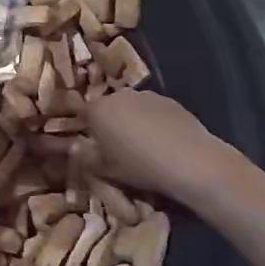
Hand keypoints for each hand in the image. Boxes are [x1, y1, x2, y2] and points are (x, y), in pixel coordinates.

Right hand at [85, 91, 227, 196]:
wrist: (189, 160)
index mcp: (98, 110)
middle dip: (111, 123)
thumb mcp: (107, 170)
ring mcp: (147, 95)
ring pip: (133, 107)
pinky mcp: (170, 100)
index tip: (94, 145)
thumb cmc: (139, 166)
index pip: (84, 113)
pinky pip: (154, 110)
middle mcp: (120, 95)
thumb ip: (86, 157)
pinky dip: (154, 121)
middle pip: (109, 107)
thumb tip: (75, 148)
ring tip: (144, 146)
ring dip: (134, 121)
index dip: (87, 128)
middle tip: (118, 147)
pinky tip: (164, 141)